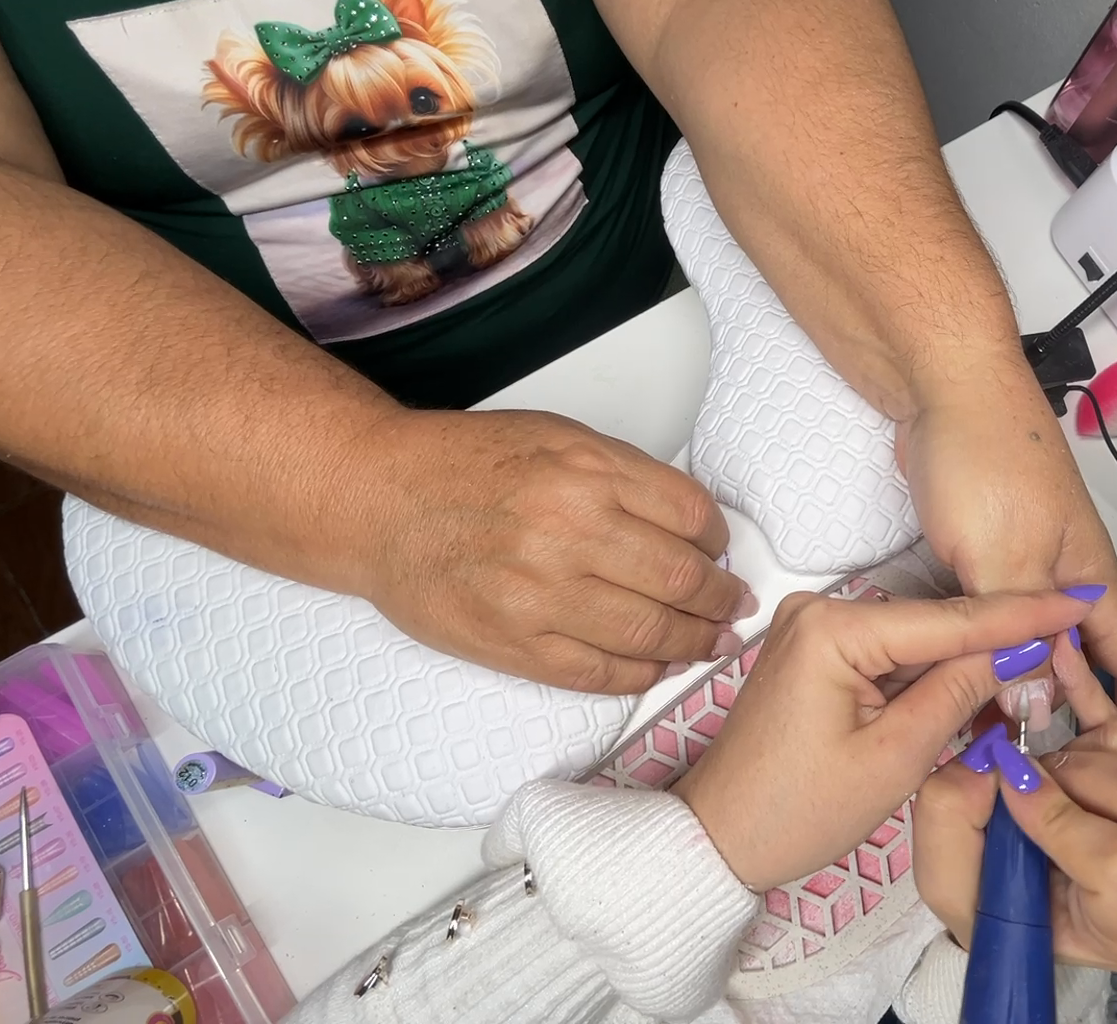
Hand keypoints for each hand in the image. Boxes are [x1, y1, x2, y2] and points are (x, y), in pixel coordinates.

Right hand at [342, 409, 752, 693]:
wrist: (380, 500)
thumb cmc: (469, 463)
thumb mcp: (561, 440)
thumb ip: (627, 478)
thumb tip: (691, 528)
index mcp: (589, 473)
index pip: (692, 515)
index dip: (720, 541)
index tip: (723, 553)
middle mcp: (571, 532)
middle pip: (682, 579)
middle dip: (723, 599)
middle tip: (736, 606)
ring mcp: (541, 595)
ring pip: (650, 634)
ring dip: (696, 642)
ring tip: (715, 642)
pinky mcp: (513, 644)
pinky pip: (598, 674)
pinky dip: (641, 676)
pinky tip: (660, 667)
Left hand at [670, 588, 1094, 889]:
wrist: (721, 833)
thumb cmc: (796, 810)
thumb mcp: (893, 759)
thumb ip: (956, 695)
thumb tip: (1015, 653)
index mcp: (834, 630)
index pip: (948, 618)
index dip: (1021, 611)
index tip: (1079, 597)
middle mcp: (821, 610)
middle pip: (931, 622)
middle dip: (998, 636)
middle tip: (1069, 636)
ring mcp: (816, 625)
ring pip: (913, 637)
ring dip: (966, 655)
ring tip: (1036, 660)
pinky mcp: (817, 647)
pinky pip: (888, 650)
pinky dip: (928, 668)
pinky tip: (975, 677)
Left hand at [898, 375, 1116, 754]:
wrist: (943, 390)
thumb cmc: (988, 459)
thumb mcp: (1005, 557)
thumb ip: (1024, 635)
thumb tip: (1041, 710)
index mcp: (1090, 580)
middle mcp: (1062, 576)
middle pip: (1085, 658)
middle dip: (1078, 712)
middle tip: (1051, 766)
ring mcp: (1020, 560)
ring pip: (1034, 640)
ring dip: (1026, 683)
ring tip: (1001, 735)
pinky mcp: (982, 548)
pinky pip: (995, 616)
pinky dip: (987, 649)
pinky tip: (963, 672)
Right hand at [915, 636, 1116, 970]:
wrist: (1005, 892)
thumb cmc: (983, 902)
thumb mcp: (949, 884)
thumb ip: (955, 822)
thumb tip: (988, 757)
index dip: (1060, 815)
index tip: (1006, 784)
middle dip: (1066, 771)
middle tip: (1014, 764)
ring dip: (1071, 746)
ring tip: (1026, 752)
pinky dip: (1089, 687)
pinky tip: (1061, 651)